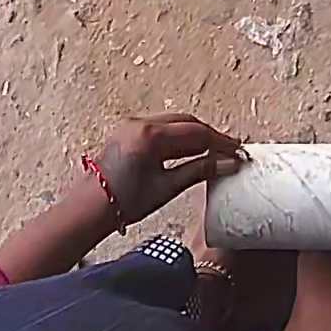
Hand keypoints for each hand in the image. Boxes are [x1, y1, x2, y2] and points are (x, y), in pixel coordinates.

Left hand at [90, 114, 246, 225]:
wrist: (91, 207)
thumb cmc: (125, 201)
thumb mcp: (168, 187)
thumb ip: (200, 171)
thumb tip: (229, 163)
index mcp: (151, 135)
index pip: (197, 132)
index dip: (221, 142)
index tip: (238, 152)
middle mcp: (141, 124)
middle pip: (187, 122)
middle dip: (210, 135)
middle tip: (230, 149)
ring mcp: (132, 126)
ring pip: (174, 123)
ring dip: (195, 135)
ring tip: (214, 151)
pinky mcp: (128, 133)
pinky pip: (160, 128)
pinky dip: (178, 136)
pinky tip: (190, 150)